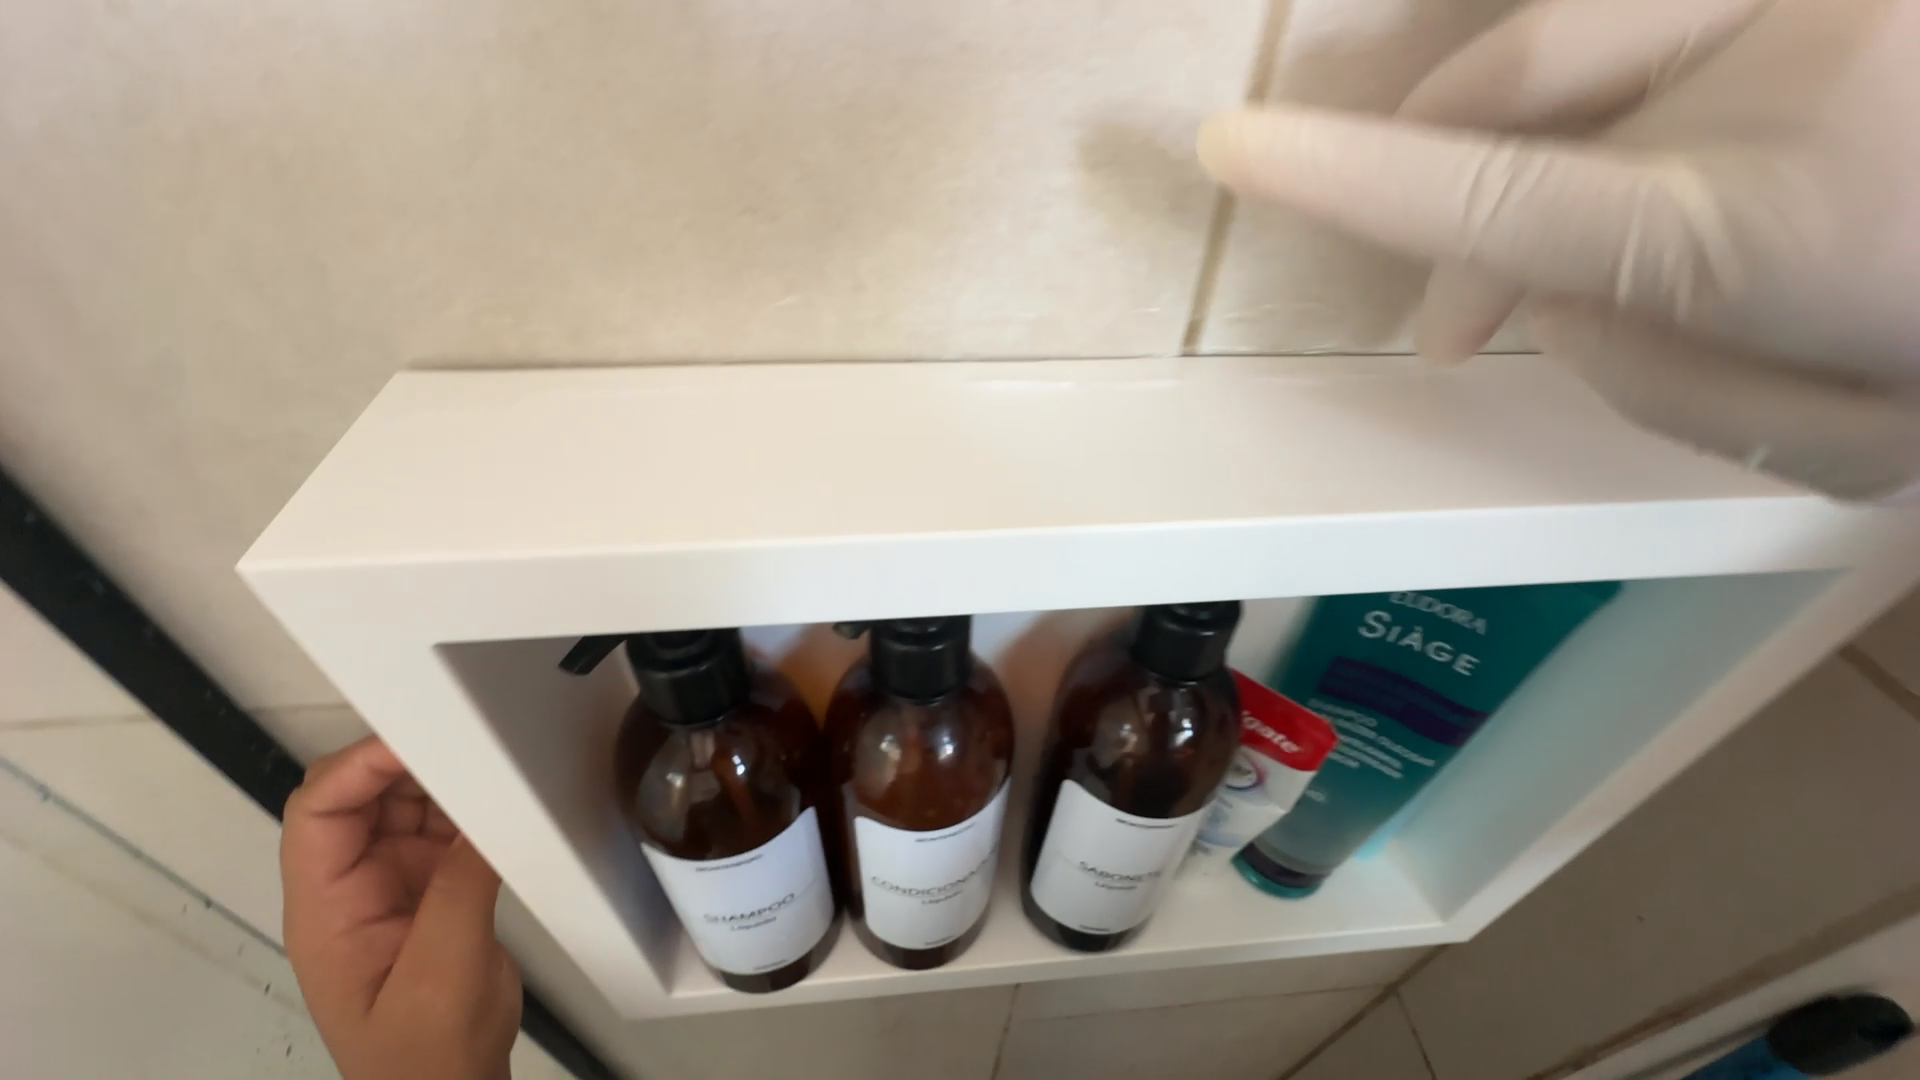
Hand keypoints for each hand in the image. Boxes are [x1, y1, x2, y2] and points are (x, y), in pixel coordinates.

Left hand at [281, 737, 521, 1079]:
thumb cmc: (426, 1052)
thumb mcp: (443, 969)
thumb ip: (461, 885)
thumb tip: (489, 810)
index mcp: (328, 908)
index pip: (320, 814)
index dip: (359, 768)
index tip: (420, 738)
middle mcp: (354, 885)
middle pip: (362, 797)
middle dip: (409, 761)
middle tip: (470, 738)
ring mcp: (397, 884)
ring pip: (408, 805)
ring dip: (446, 779)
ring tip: (494, 760)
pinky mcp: (438, 887)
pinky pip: (449, 827)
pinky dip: (474, 805)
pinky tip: (504, 796)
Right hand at [1199, 0, 1919, 501]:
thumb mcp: (1819, 422)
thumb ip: (1634, 359)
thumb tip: (1521, 295)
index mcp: (1762, 208)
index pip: (1473, 192)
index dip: (1333, 170)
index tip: (1226, 146)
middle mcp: (1806, 50)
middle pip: (1514, 77)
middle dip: (1443, 170)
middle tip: (1452, 313)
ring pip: (1583, 21)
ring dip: (1535, 108)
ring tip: (1584, 197)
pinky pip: (1661, 9)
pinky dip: (1611, 59)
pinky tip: (1653, 115)